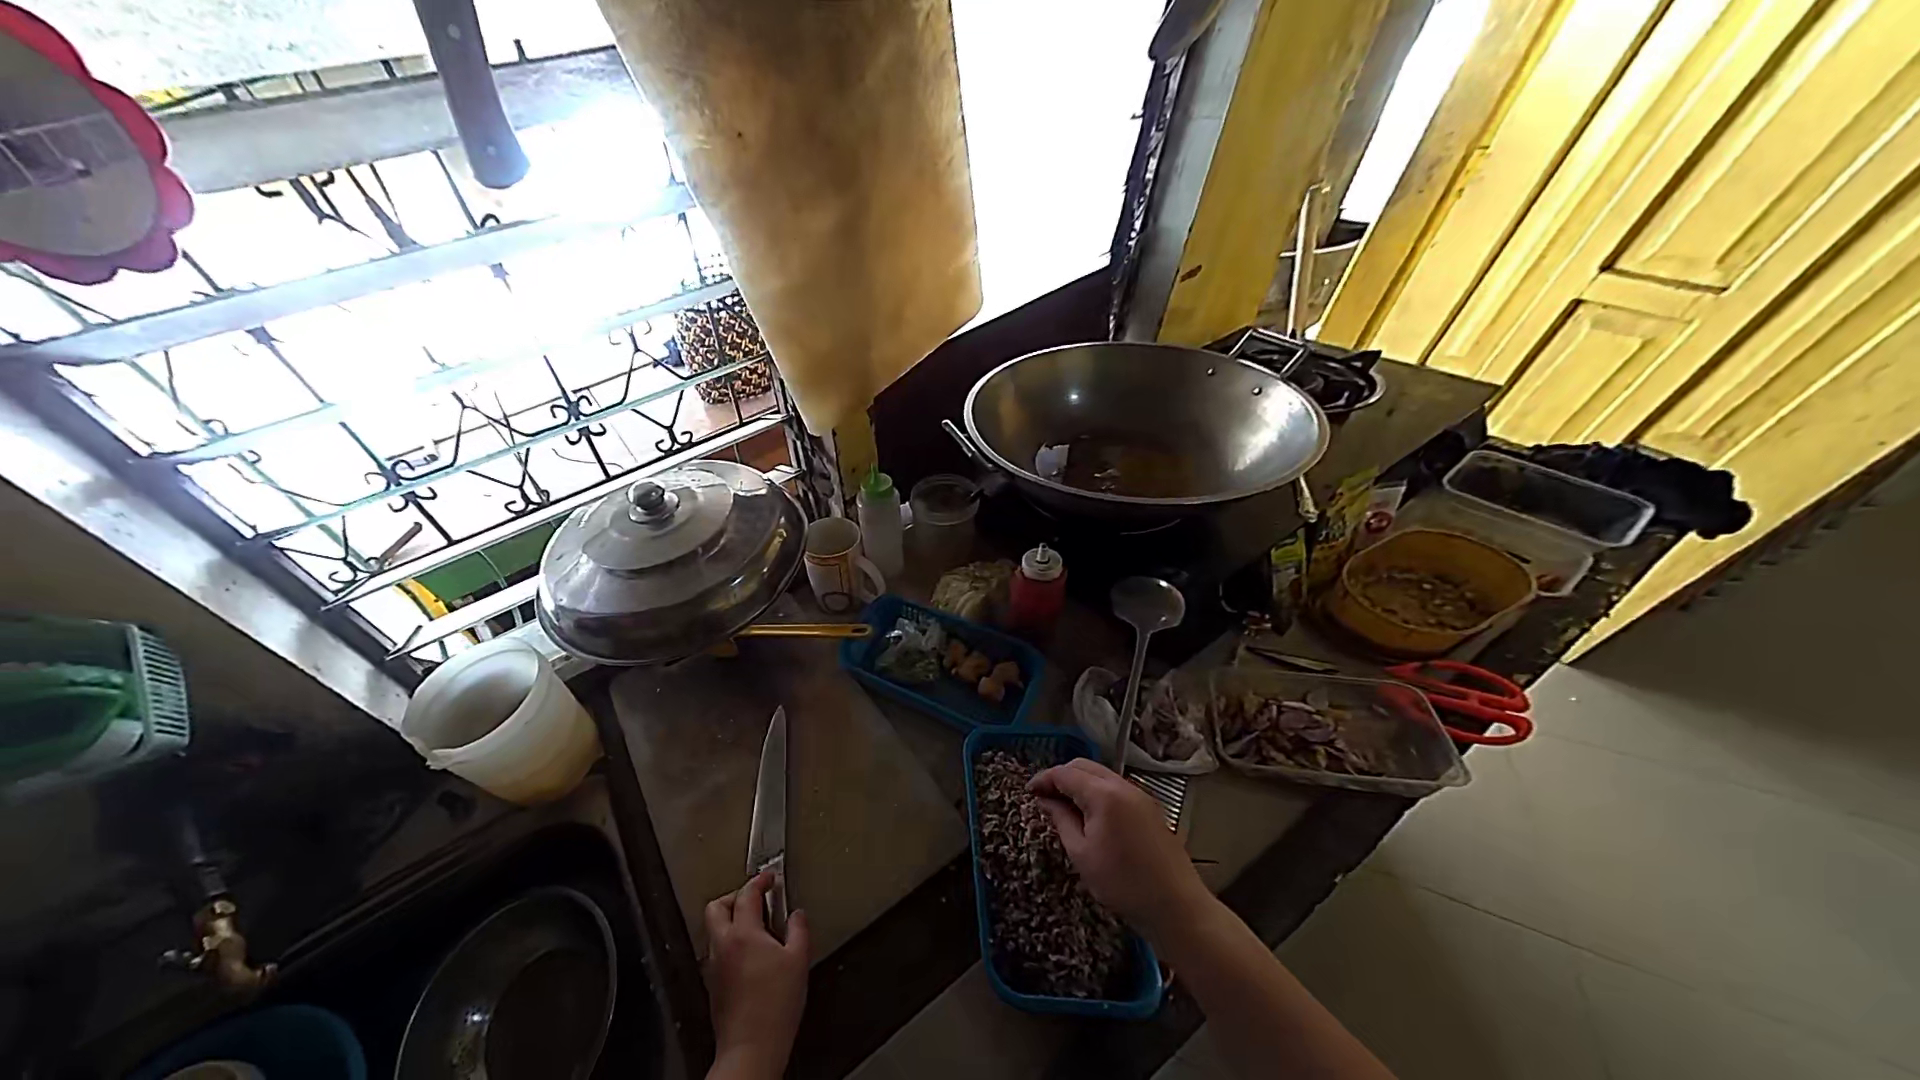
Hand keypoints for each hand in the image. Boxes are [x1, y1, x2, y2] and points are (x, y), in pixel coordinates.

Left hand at [703, 870, 809, 1078]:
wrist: (751, 1049)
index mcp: (743, 935)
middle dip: (735, 895)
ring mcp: (715, 966)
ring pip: (714, 928)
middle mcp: (723, 946)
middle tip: (756, 896)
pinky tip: (752, 951)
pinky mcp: (713, 984)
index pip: (746, 894)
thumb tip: (797, 916)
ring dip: (731, 918)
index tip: (770, 878)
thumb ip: (798, 929)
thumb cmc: (774, 1008)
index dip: (760, 881)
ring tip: (757, 923)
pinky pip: (718, 950)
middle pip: (716, 906)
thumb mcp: (799, 959)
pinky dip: (731, 940)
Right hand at [1028, 758, 1212, 942]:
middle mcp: (1123, 786)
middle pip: (1085, 766)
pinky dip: (1098, 792)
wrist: (1176, 906)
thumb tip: (1046, 800)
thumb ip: (1061, 819)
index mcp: (1104, 794)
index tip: (1029, 792)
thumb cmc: (1122, 883)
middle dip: (1061, 777)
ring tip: (1064, 807)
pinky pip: (1117, 788)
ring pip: (1102, 775)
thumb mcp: (1081, 854)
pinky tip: (1091, 814)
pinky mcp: (1150, 807)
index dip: (1044, 779)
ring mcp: (1140, 795)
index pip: (1065, 773)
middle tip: (1044, 798)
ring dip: (1081, 783)